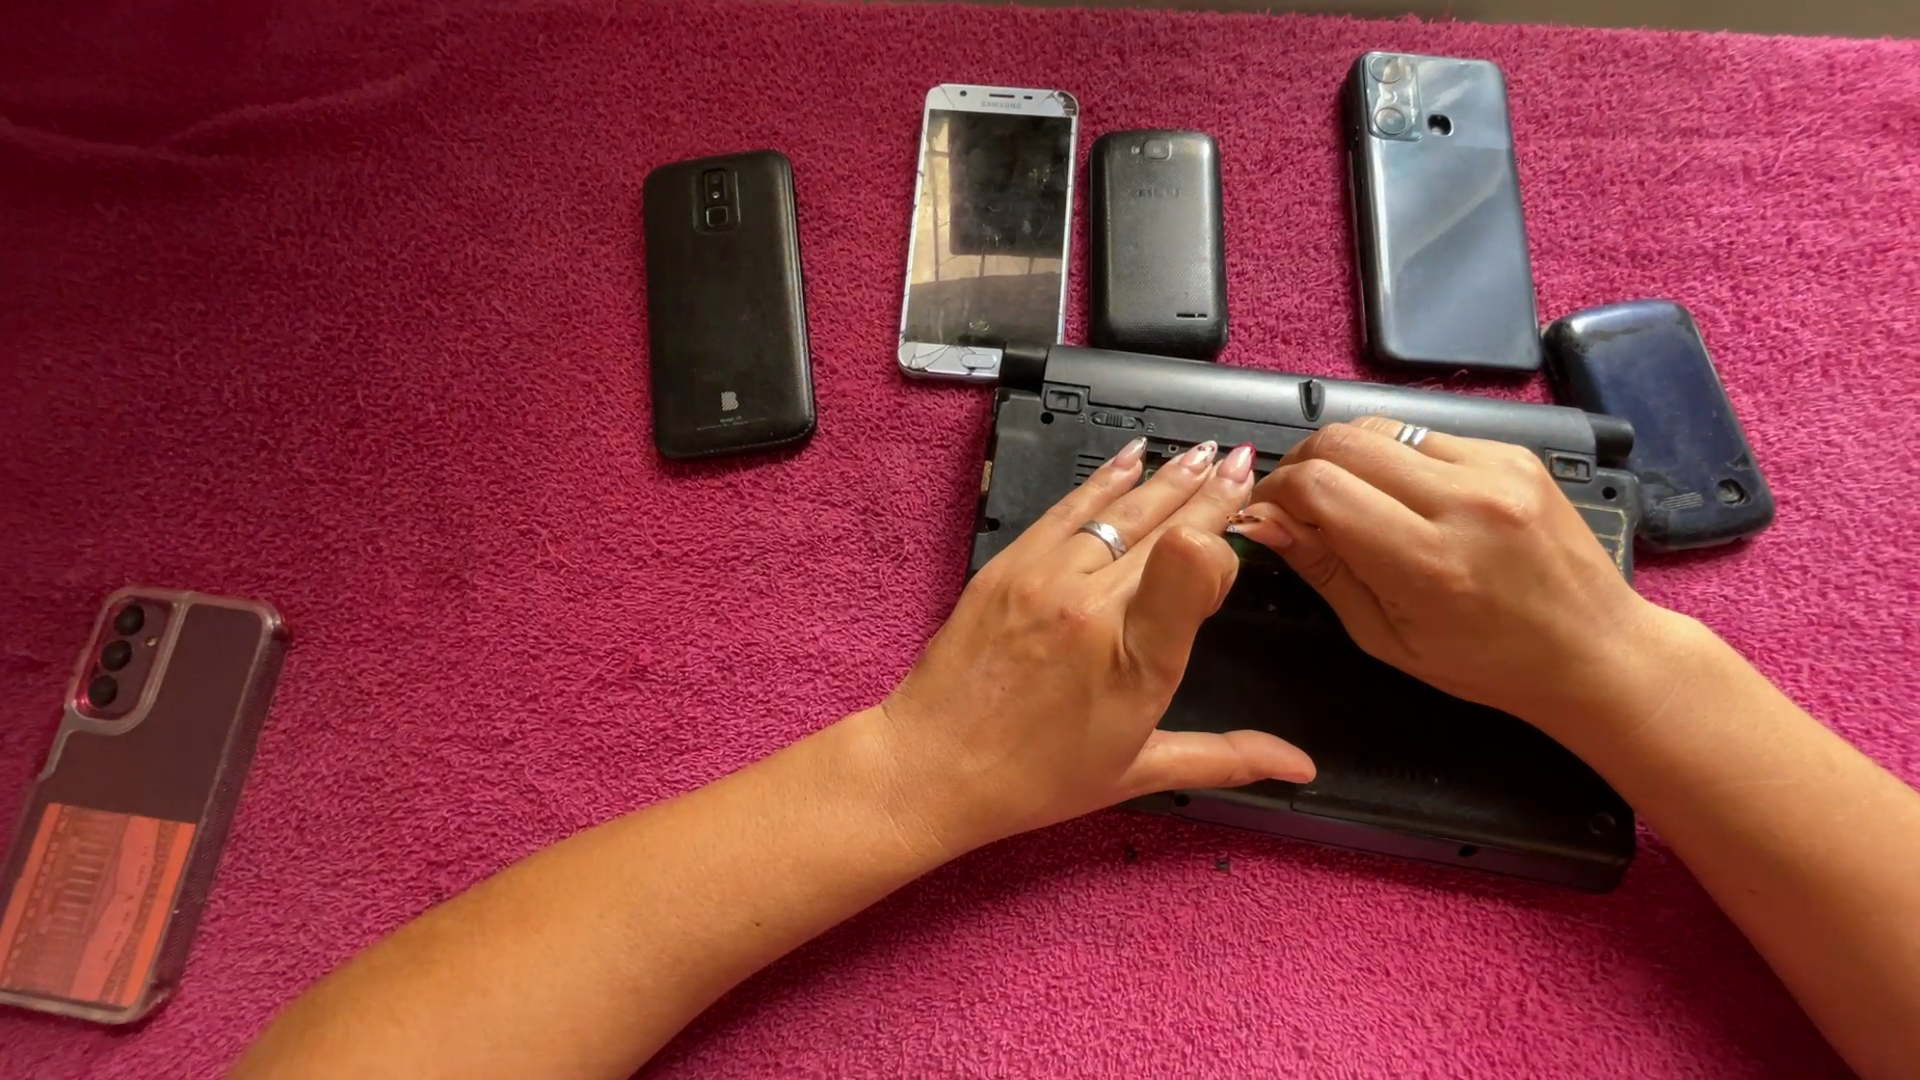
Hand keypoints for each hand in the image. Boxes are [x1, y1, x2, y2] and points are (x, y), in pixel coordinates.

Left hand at [877, 438, 1314, 856]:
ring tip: (1205, 453)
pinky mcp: (1007, 565)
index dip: (1222, 548)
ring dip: (1167, 479)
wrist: (932, 763)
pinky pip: (1066, 510)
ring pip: (1120, 514)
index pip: (1196, 569)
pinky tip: (1132, 458)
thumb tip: (1300, 766)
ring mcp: (1045, 578)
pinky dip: (1103, 481)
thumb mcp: (1136, 772)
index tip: (1237, 538)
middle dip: (1210, 493)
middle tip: (1245, 461)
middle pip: (1165, 531)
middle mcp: (1092, 607)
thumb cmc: (1035, 778)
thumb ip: (1224, 757)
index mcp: (1136, 662)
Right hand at [1226, 415, 1663, 725]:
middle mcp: (1464, 501)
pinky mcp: (1514, 452)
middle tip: (1295, 502)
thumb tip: (1263, 521)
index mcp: (1427, 561)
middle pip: (1340, 441)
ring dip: (1341, 456)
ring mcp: (1496, 468)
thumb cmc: (1482, 661)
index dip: (1275, 494)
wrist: (1596, 651)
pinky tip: (1396, 492)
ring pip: (1376, 426)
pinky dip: (1387, 457)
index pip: (1318, 487)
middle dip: (1299, 465)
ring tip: (1344, 496)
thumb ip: (1321, 568)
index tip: (1267, 515)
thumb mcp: (1381, 634)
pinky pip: (1420, 433)